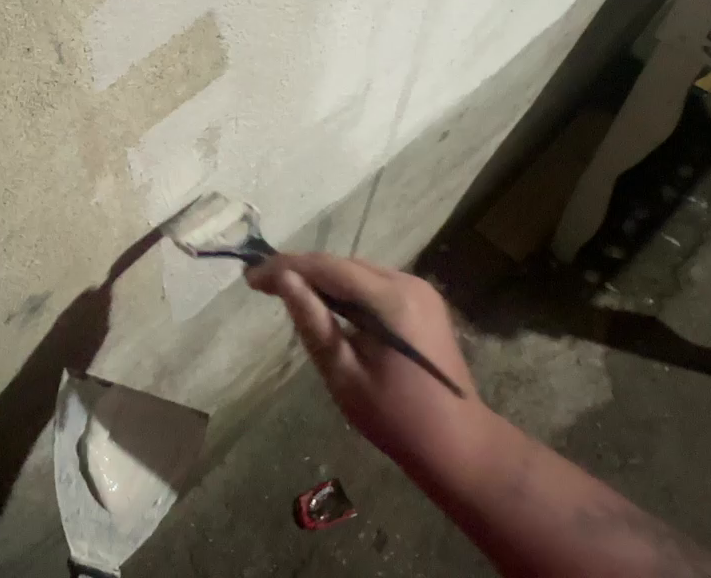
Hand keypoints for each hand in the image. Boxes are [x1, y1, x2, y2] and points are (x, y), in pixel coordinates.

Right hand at [247, 253, 483, 464]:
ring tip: (283, 292)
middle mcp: (408, 283)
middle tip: (261, 284)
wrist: (460, 445)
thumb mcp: (344, 374)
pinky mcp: (421, 302)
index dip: (285, 267)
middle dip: (300, 271)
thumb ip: (312, 322)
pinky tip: (322, 304)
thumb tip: (282, 280)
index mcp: (392, 300)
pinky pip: (372, 285)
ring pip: (356, 272)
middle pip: (342, 265)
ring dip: (321, 280)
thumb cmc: (397, 418)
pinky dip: (344, 291)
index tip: (250, 277)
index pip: (327, 267)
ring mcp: (419, 290)